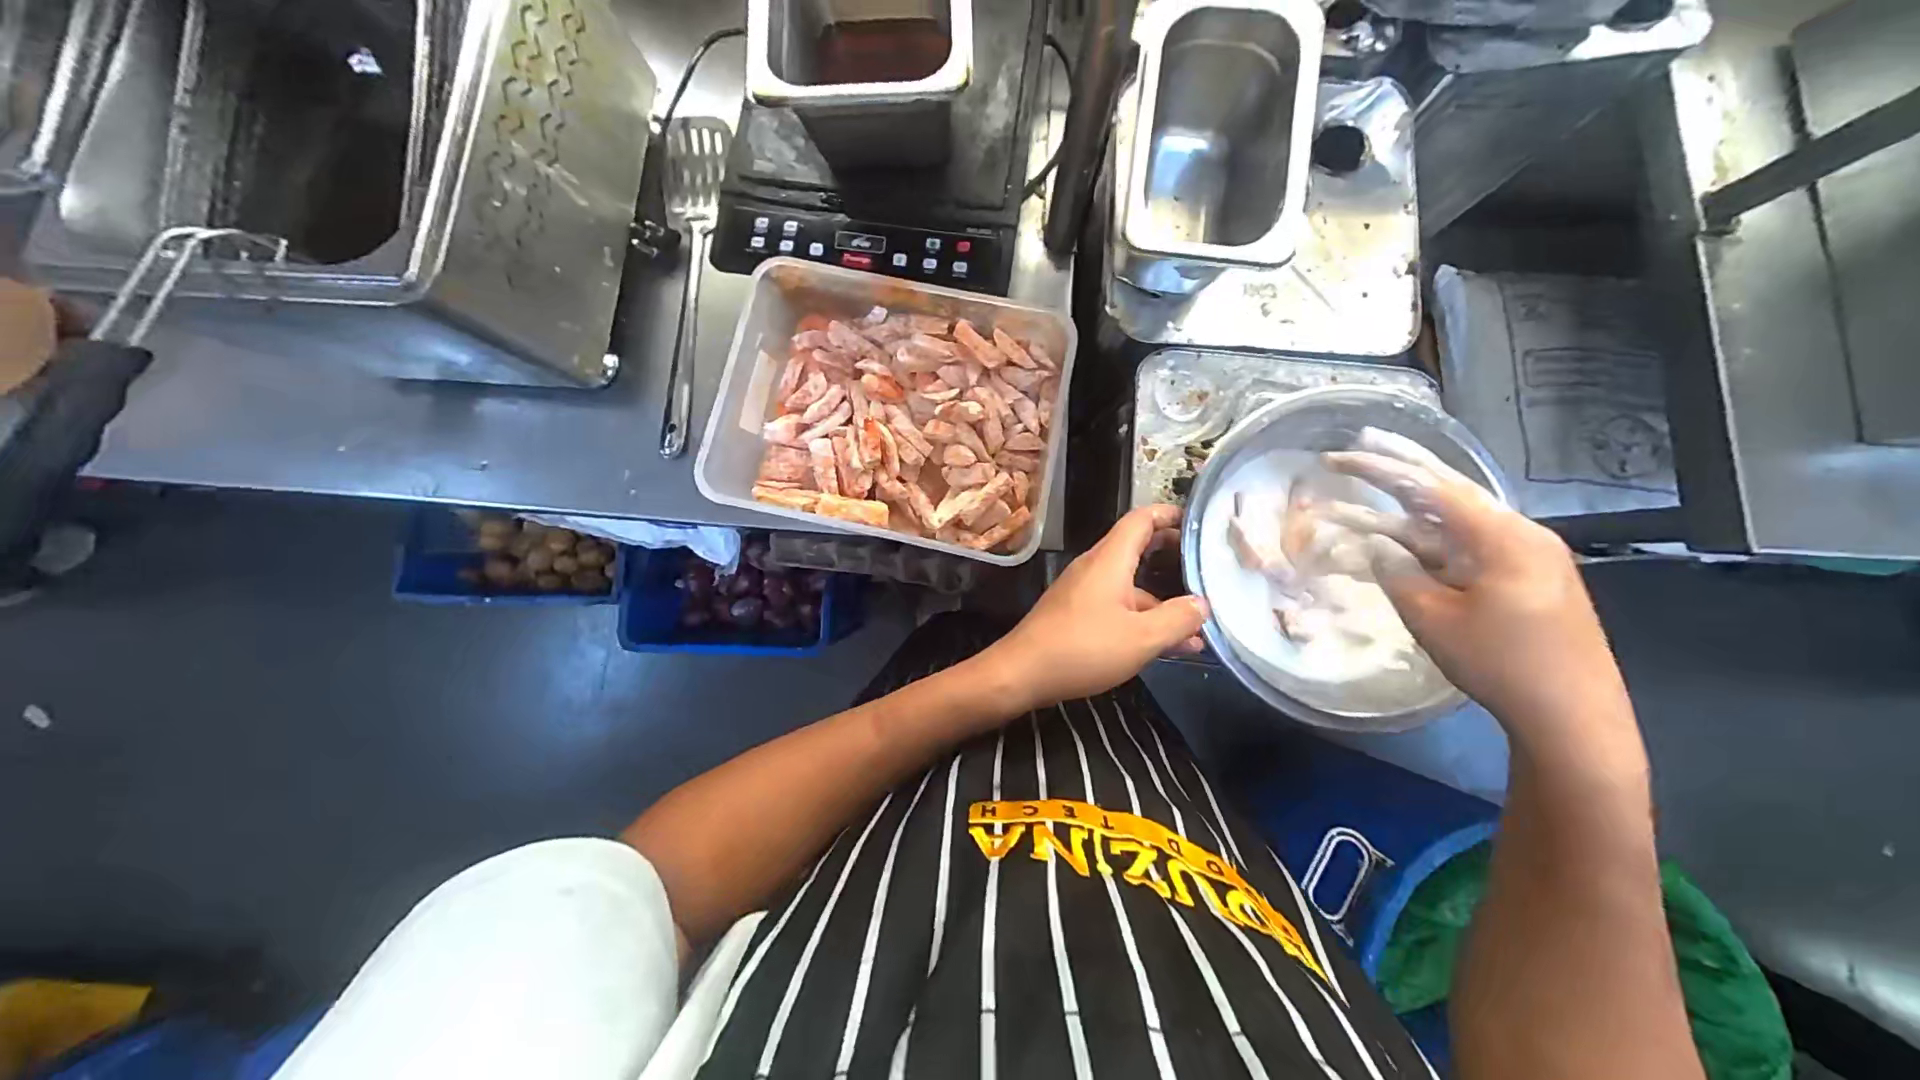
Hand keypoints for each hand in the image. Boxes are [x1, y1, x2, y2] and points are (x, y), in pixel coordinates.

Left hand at [978, 504, 1208, 712]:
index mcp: (1109, 560)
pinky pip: (1117, 606)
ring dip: (1162, 600)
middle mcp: (1095, 568)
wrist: (1021, 673)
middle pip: (1137, 548)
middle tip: (1205, 566)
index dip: (1170, 514)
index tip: (1199, 523)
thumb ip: (1177, 619)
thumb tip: (1202, 604)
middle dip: (1171, 555)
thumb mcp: (1141, 638)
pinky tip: (1165, 646)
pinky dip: (1142, 618)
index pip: (1141, 519)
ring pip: (1130, 585)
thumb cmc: (1083, 648)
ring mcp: (1083, 591)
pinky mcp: (1076, 614)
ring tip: (1197, 625)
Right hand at [1324, 429, 1640, 768]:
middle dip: (1403, 466)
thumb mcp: (1433, 618)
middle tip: (1363, 442)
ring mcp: (1530, 554)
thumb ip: (1398, 574)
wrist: (1573, 714)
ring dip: (1416, 502)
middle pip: (1451, 489)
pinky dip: (1435, 530)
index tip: (1339, 458)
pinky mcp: (1528, 577)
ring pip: (1461, 515)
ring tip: (1380, 478)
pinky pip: (1471, 541)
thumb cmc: (1501, 662)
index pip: (1431, 488)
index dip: (1380, 470)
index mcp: (1503, 536)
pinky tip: (1413, 528)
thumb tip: (1378, 547)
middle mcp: (1522, 533)